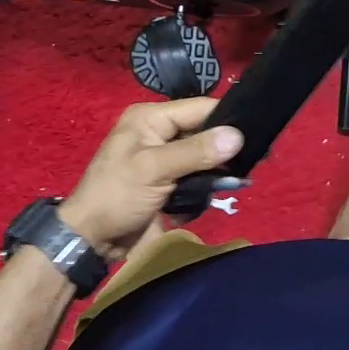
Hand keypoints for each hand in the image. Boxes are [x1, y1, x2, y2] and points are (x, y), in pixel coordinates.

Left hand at [58, 97, 241, 259]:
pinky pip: (197, 176)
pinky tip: (219, 193)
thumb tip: (237, 135)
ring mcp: (164, 158)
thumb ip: (196, 152)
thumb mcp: (154, 170)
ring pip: (204, 156)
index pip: (199, 108)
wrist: (90, 241)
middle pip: (204, 131)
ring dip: (218, 170)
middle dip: (225, 147)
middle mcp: (159, 132)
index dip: (227, 118)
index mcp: (150, 118)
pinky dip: (207, 185)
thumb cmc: (116, 197)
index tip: (258, 132)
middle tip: (256, 159)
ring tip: (240, 179)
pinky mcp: (168, 181)